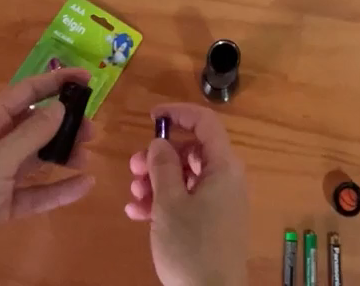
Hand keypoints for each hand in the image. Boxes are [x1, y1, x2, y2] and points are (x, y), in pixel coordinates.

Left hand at [0, 68, 98, 285]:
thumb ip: (31, 134)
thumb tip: (60, 106)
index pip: (25, 93)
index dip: (55, 82)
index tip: (87, 78)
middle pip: (34, 126)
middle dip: (63, 124)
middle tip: (92, 129)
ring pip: (36, 158)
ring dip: (62, 155)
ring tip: (87, 156)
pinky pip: (34, 192)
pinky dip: (57, 189)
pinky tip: (82, 186)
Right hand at [124, 104, 249, 285]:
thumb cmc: (191, 247)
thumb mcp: (170, 204)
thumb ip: (163, 166)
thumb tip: (160, 141)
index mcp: (224, 166)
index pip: (205, 122)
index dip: (179, 113)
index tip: (152, 117)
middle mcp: (226, 178)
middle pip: (192, 151)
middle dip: (160, 156)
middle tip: (133, 166)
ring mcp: (220, 202)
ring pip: (186, 177)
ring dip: (157, 181)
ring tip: (133, 195)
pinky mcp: (212, 223)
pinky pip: (188, 200)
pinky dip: (164, 202)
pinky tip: (137, 213)